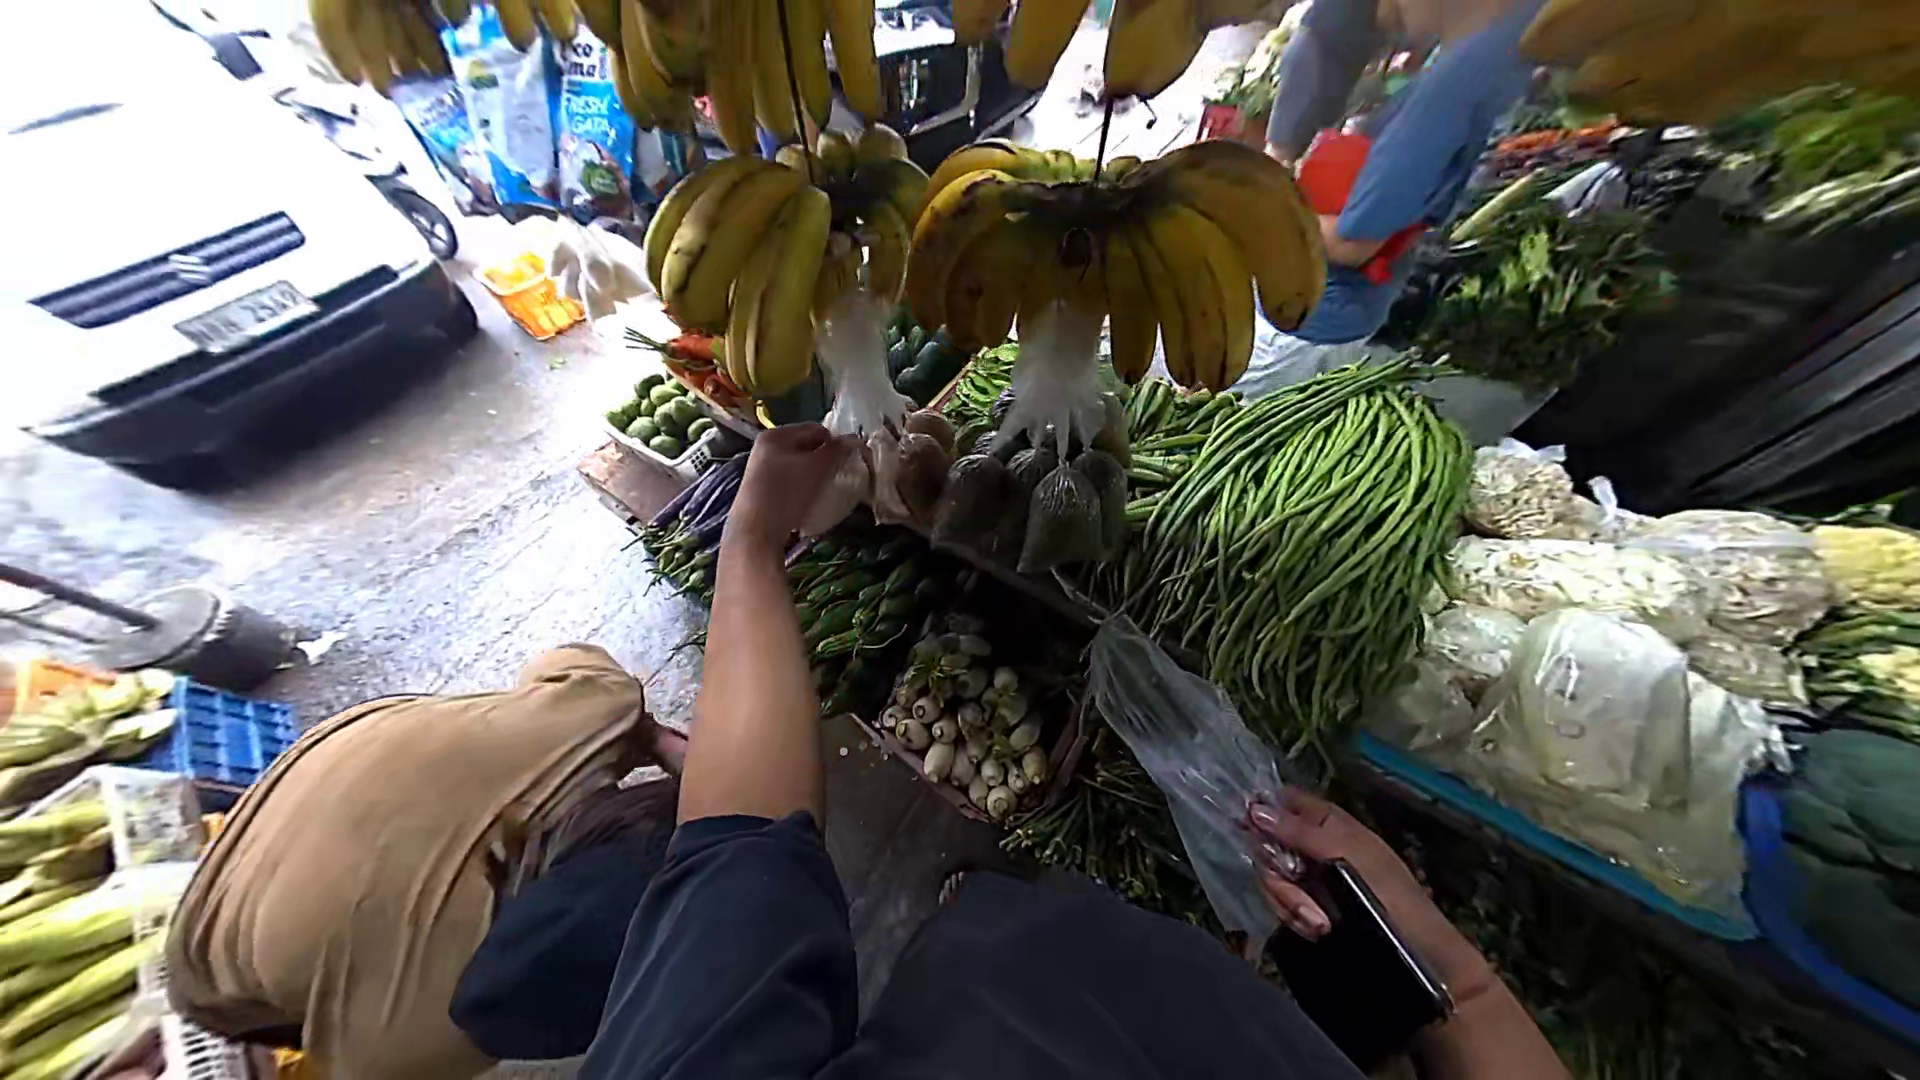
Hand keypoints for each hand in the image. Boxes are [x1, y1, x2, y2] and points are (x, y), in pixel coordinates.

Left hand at [722, 424, 850, 552]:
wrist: (755, 531)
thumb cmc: (786, 493)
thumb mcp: (816, 468)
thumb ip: (836, 451)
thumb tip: (854, 440)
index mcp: (776, 435)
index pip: (816, 429)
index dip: (836, 443)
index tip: (847, 461)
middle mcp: (766, 447)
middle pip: (807, 447)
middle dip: (825, 459)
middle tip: (838, 476)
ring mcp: (762, 468)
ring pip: (799, 464)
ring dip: (815, 474)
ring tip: (824, 489)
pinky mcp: (762, 488)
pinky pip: (791, 480)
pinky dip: (803, 486)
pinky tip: (808, 500)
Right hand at [1245, 788, 1495, 1004]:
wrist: (1425, 959)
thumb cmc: (1394, 896)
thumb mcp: (1349, 855)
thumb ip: (1300, 831)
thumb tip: (1254, 809)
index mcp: (1325, 821)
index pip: (1280, 800)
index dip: (1261, 810)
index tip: (1248, 826)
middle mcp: (1310, 844)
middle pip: (1265, 842)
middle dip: (1276, 872)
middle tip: (1298, 893)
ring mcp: (1306, 876)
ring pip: (1269, 875)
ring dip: (1287, 901)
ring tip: (1317, 923)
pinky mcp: (1304, 906)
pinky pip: (1279, 903)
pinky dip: (1292, 917)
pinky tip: (1315, 929)